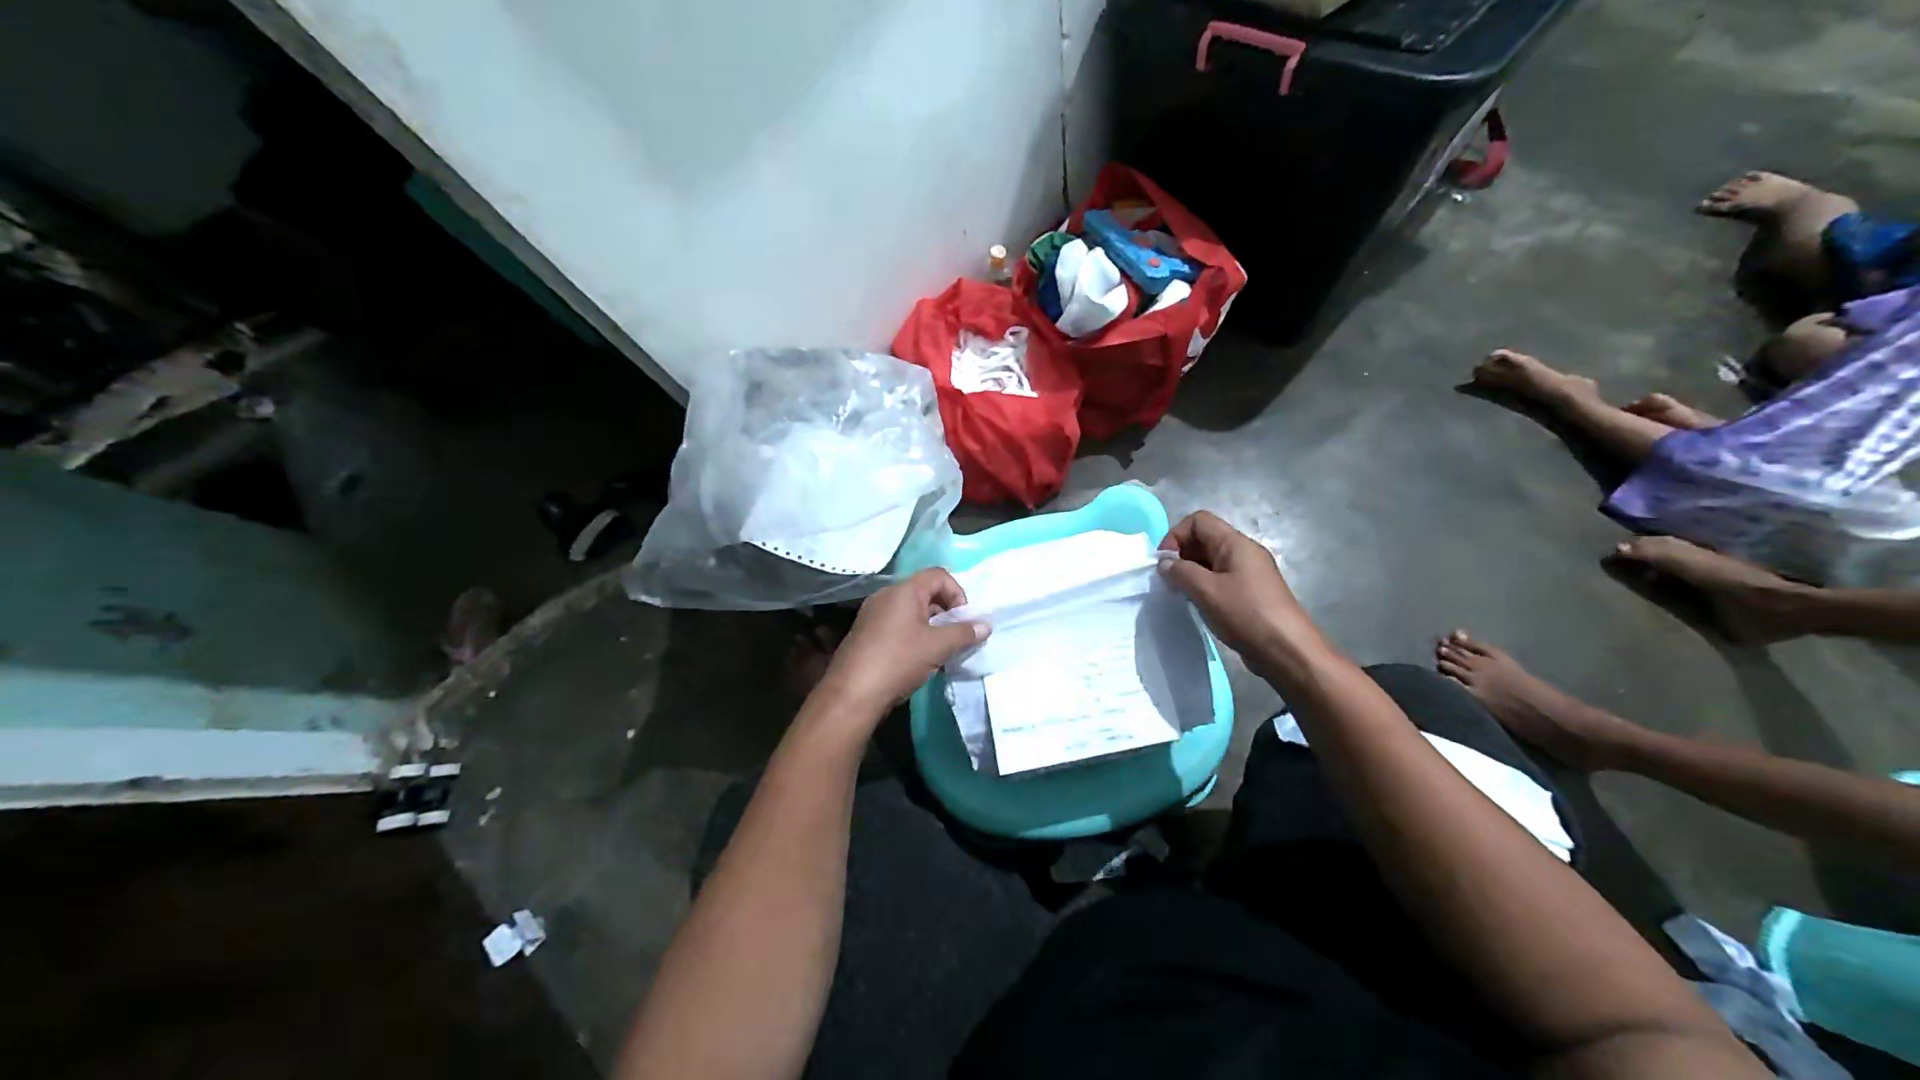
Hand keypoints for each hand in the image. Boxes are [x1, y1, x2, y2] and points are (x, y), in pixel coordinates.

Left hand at [814, 568, 987, 717]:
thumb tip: (985, 626)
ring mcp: (873, 614)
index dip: (957, 593)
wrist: (853, 693)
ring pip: (911, 611)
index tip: (963, 619)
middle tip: (955, 637)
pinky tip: (918, 659)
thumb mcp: (938, 646)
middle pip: (924, 592)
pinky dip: (913, 635)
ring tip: (940, 651)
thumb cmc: (899, 660)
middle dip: (945, 611)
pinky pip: (897, 624)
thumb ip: (964, 633)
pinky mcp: (866, 633)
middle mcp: (886, 596)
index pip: (938, 575)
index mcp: (903, 591)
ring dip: (930, 626)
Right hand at [1157, 511, 1319, 665]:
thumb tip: (1165, 564)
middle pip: (1205, 539)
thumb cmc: (1246, 614)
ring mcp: (1250, 573)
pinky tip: (1199, 605)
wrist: (1287, 650)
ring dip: (1191, 573)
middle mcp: (1244, 552)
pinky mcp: (1251, 593)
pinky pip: (1221, 579)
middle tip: (1169, 582)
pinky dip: (1204, 587)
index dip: (1176, 536)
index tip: (1164, 564)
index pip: (1198, 520)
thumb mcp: (1206, 590)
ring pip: (1211, 561)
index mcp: (1236, 543)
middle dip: (1181, 555)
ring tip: (1181, 595)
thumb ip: (1180, 572)